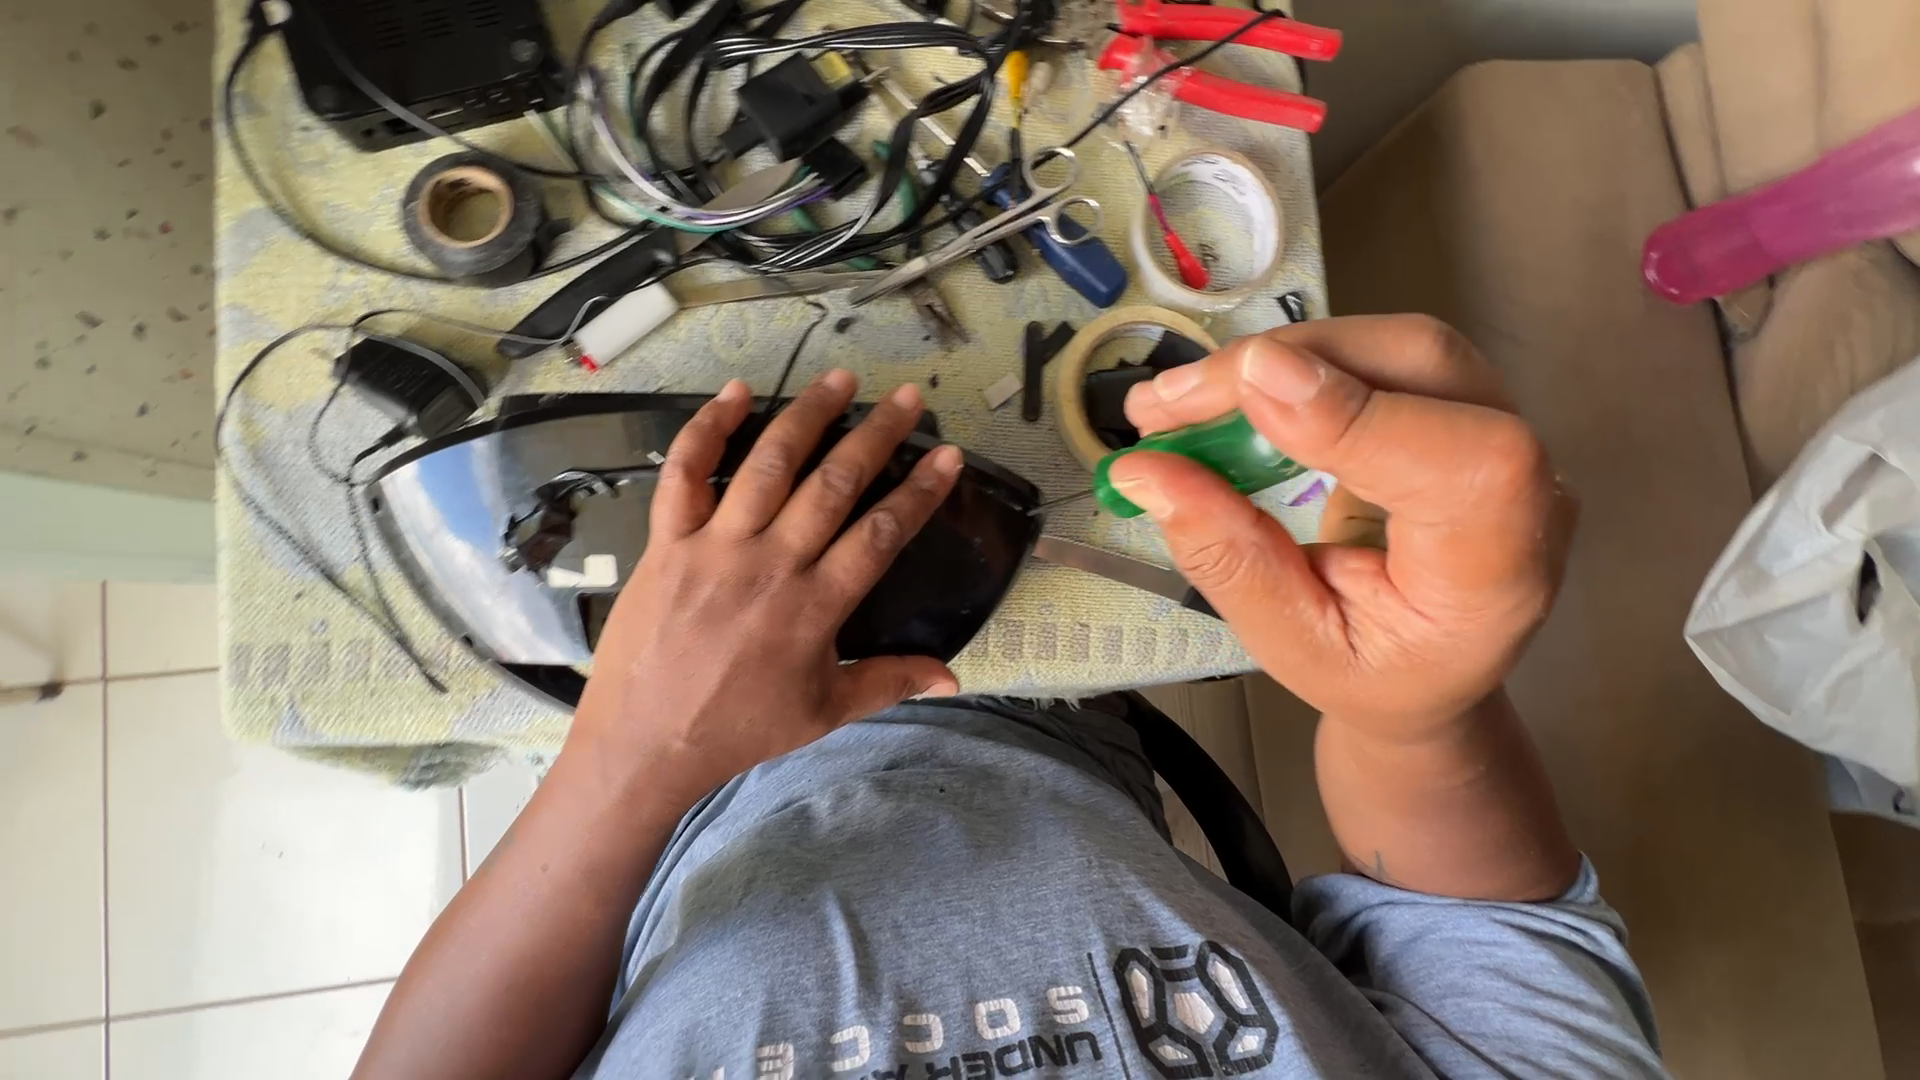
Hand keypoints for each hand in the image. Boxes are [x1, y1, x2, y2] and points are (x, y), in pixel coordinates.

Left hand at [568, 371, 963, 804]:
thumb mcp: (825, 712)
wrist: (644, 745)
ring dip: (807, 416)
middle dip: (877, 435)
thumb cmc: (740, 728)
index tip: (948, 456)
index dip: (920, 492)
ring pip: (769, 466)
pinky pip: (684, 474)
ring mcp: (715, 546)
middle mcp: (771, 564)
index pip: (881, 534)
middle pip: (833, 485)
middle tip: (908, 397)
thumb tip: (954, 676)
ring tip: (840, 379)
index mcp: (815, 606)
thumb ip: (891, 683)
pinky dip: (707, 429)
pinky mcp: (667, 541)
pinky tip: (735, 392)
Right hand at [1111, 315, 1576, 738]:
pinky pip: (1374, 358)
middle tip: (1166, 402)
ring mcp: (1494, 432)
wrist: (1431, 669)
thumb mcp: (1288, 643)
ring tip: (1177, 400)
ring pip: (1394, 346)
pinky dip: (1289, 364)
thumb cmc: (1369, 675)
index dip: (1358, 412)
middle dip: (1285, 364)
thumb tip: (1144, 472)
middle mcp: (1520, 483)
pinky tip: (1227, 394)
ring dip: (1276, 357)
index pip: (1463, 465)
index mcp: (1496, 572)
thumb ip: (1227, 560)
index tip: (1252, 384)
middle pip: (1424, 367)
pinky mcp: (1454, 409)